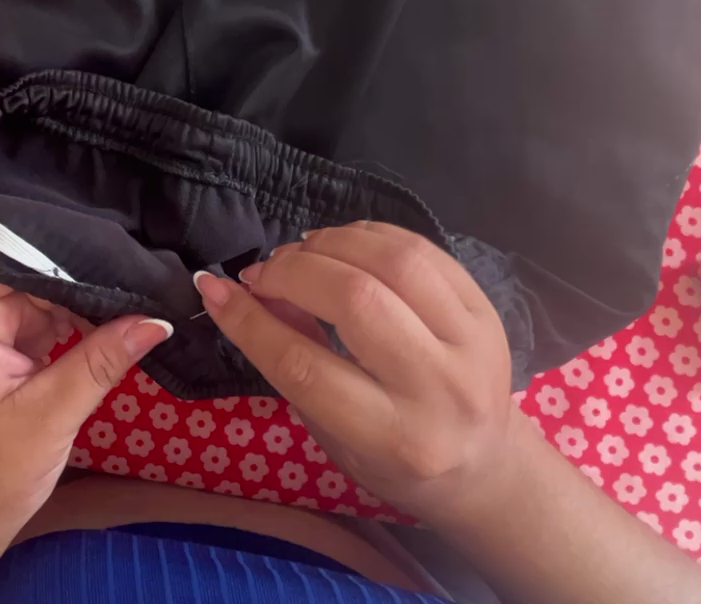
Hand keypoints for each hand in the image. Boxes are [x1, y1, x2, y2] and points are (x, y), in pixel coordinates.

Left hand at [0, 264, 171, 550]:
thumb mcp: (51, 416)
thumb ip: (101, 361)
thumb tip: (157, 319)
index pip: (6, 253)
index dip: (53, 245)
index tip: (107, 240)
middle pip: (28, 268)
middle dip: (78, 271)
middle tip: (134, 262)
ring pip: (43, 291)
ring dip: (83, 296)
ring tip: (134, 284)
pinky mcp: (8, 345)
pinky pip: (47, 316)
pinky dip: (77, 319)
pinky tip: (115, 315)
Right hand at [194, 221, 525, 526]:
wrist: (485, 466)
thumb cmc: (389, 456)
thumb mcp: (328, 429)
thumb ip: (287, 359)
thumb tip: (230, 292)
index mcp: (395, 438)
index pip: (304, 366)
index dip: (248, 320)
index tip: (212, 288)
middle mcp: (442, 390)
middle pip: (356, 300)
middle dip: (291, 272)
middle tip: (262, 274)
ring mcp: (475, 345)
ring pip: (393, 263)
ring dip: (330, 243)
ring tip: (300, 253)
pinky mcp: (488, 311)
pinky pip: (420, 249)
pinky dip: (366, 234)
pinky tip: (340, 244)